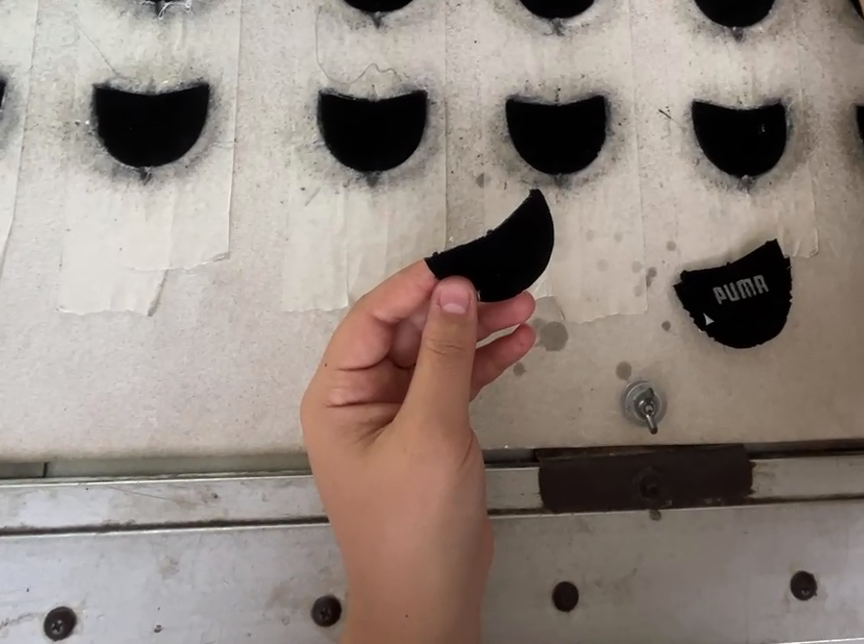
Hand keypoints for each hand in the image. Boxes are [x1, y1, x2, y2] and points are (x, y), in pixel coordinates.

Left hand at [301, 263, 537, 642]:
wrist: (433, 599)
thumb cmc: (411, 527)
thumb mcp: (429, 429)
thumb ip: (444, 354)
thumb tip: (453, 288)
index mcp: (339, 393)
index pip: (373, 319)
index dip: (413, 287)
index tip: (456, 265)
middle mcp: (366, 394)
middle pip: (412, 329)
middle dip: (457, 307)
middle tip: (502, 284)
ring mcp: (402, 409)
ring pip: (440, 349)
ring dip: (480, 328)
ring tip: (524, 305)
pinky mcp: (433, 424)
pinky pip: (459, 376)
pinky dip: (487, 358)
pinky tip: (518, 341)